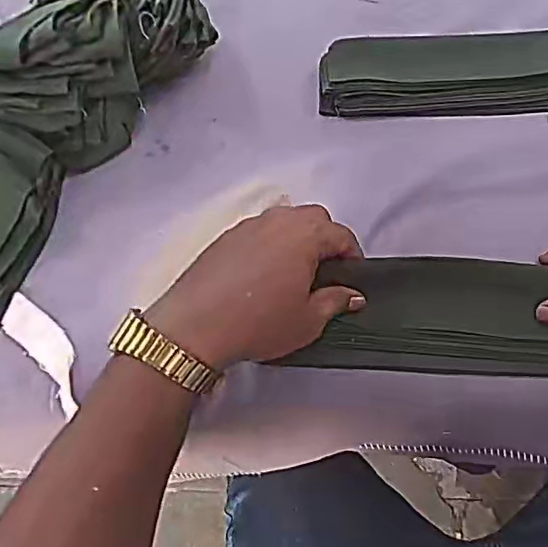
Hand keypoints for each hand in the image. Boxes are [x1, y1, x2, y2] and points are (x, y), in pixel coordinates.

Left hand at [145, 204, 364, 368]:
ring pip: (284, 222)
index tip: (352, 273)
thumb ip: (336, 302)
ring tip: (297, 275)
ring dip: (297, 240)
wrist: (195, 328)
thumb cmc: (250, 321)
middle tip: (328, 271)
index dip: (353, 255)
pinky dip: (270, 247)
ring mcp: (247, 228)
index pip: (341, 234)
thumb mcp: (309, 321)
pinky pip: (258, 233)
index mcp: (304, 236)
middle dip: (326, 240)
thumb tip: (348, 296)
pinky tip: (267, 278)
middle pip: (314, 218)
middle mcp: (276, 223)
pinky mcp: (226, 240)